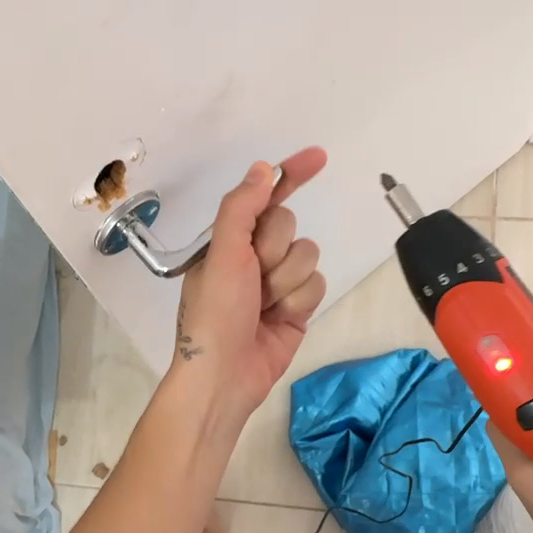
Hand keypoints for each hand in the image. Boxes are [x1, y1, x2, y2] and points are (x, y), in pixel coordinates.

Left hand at [170, 147, 328, 416]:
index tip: (318, 157)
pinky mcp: (297, 308)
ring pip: (307, 256)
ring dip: (286, 281)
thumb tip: (263, 169)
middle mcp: (253, 258)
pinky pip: (316, 285)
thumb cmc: (214, 314)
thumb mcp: (221, 255)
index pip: (264, 199)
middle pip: (289, 225)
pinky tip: (278, 320)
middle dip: (273, 251)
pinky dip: (299, 302)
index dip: (290, 176)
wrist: (225, 375)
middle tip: (251, 278)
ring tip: (262, 306)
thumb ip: (242, 209)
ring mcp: (277, 283)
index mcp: (229, 242)